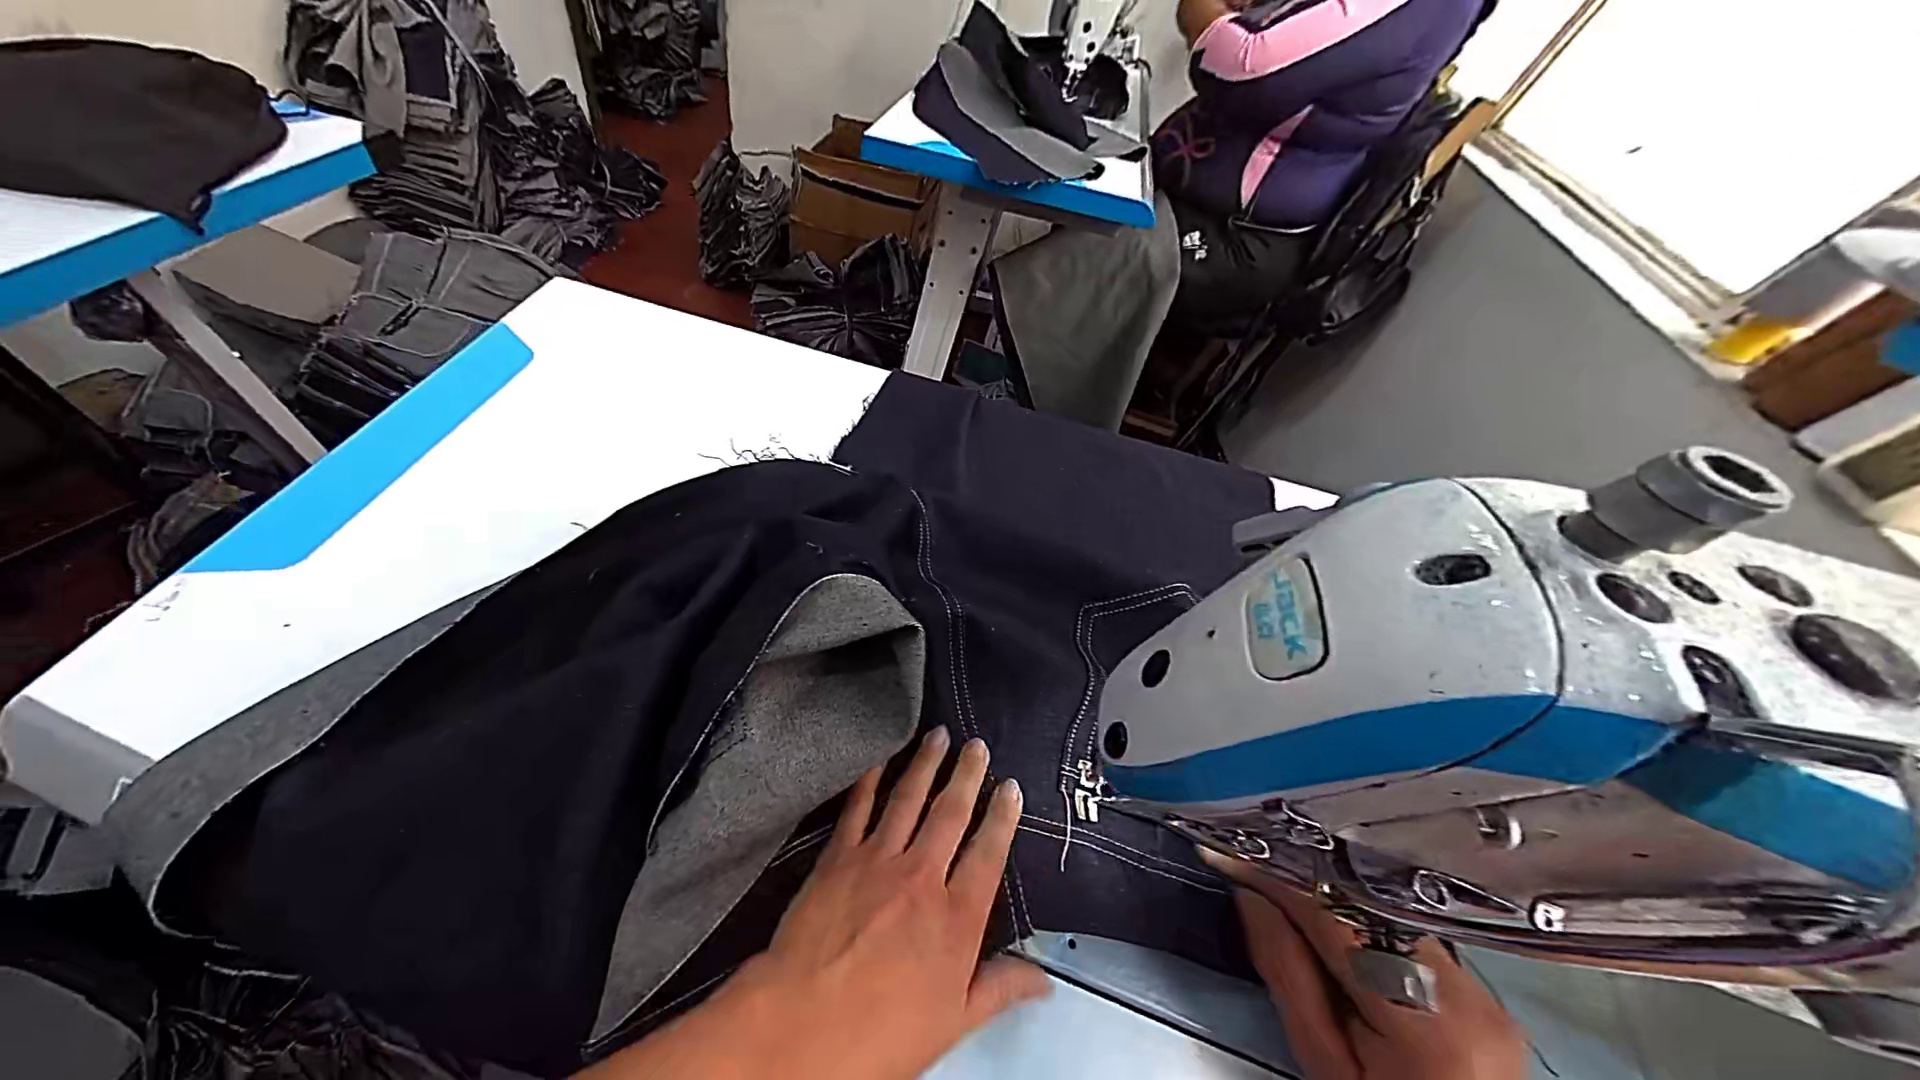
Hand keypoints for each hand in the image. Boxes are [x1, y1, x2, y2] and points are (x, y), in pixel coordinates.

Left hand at [583, 728, 1048, 1079]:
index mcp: (955, 917)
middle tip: (977, 745)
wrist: (801, 1027)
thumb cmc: (879, 1034)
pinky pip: (858, 809)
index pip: (988, 853)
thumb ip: (999, 988)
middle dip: (967, 774)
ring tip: (938, 736)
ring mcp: (877, 861)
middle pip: (951, 813)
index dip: (1002, 817)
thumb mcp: (953, 1021)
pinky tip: (879, 759)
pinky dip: (870, 780)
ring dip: (926, 765)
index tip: (1010, 787)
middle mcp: (921, 877)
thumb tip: (1043, 979)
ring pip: (908, 799)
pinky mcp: (839, 858)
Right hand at [1201, 849, 1528, 1079]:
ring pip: (1380, 914)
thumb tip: (1253, 899)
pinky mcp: (1481, 999)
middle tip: (1248, 875)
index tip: (1231, 856)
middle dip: (1302, 885)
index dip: (1278, 877)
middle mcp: (1469, 996)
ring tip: (1280, 904)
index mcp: (1428, 1022)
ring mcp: (1482, 996)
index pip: (1338, 916)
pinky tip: (1327, 938)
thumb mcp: (1327, 1070)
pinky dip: (1356, 926)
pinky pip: (1401, 936)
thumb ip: (1290, 978)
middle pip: (1363, 907)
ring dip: (1326, 902)